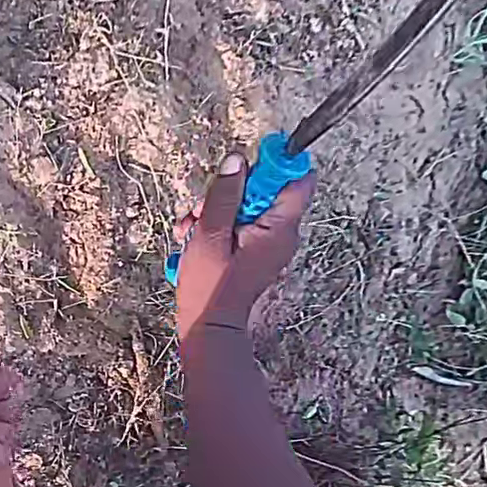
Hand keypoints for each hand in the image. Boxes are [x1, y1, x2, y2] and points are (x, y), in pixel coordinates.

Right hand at [173, 153, 315, 340]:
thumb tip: (236, 160)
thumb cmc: (210, 287)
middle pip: (265, 191)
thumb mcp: (210, 234)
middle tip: (203, 208)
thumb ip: (224, 195)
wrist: (208, 326)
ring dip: (216, 211)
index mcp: (279, 228)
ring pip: (246, 208)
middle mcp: (281, 234)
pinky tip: (194, 238)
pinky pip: (240, 227)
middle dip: (230, 192)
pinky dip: (217, 227)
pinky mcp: (253, 253)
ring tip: (191, 228)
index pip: (296, 179)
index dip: (270, 165)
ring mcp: (268, 245)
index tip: (241, 168)